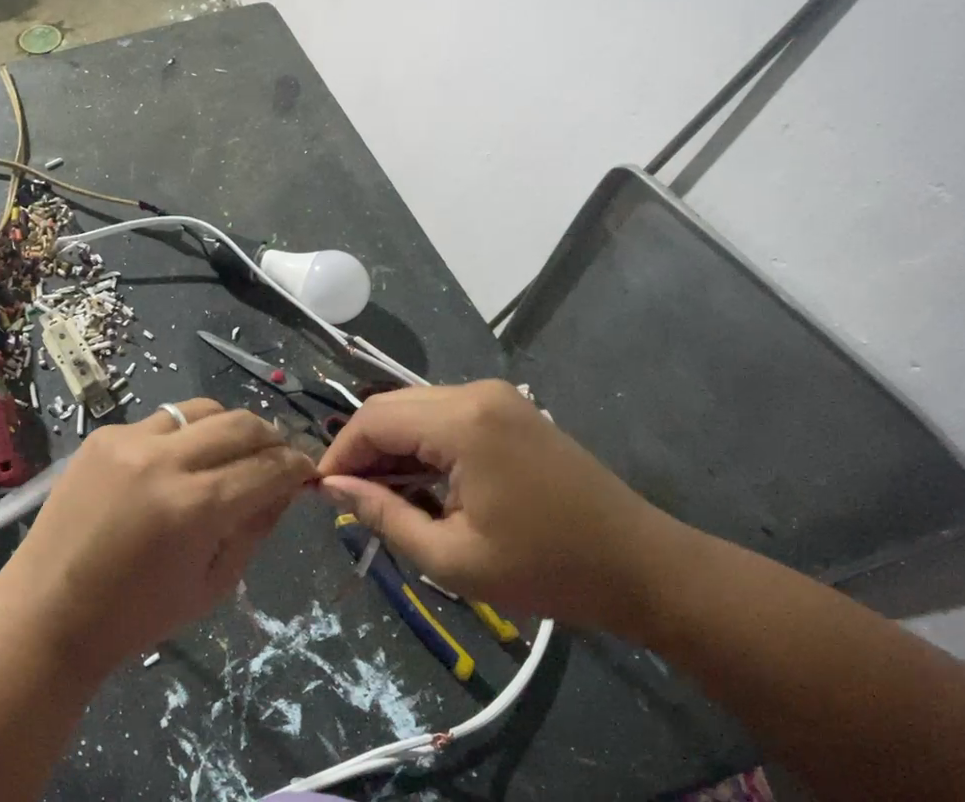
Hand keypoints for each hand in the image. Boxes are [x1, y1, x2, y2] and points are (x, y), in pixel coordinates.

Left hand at [0, 398, 315, 676]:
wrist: (50, 608)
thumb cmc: (137, 614)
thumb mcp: (212, 584)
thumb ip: (254, 528)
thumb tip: (285, 487)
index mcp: (196, 507)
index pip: (268, 468)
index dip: (297, 467)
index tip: (306, 472)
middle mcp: (164, 460)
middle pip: (240, 424)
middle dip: (271, 438)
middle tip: (277, 458)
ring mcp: (127, 440)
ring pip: (199, 410)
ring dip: (227, 428)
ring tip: (231, 453)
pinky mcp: (101, 435)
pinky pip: (160, 421)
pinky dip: (182, 435)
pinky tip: (178, 462)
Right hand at [316, 380, 686, 633]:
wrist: (643, 568)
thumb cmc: (546, 570)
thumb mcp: (451, 558)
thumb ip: (383, 516)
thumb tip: (333, 487)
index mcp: (462, 422)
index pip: (372, 421)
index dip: (339, 454)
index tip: (322, 493)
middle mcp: (475, 393)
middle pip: (390, 407)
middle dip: (361, 449)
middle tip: (349, 497)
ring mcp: (497, 398)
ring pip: (414, 409)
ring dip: (390, 446)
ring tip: (383, 496)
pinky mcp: (510, 410)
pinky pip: (443, 416)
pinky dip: (420, 444)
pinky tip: (422, 483)